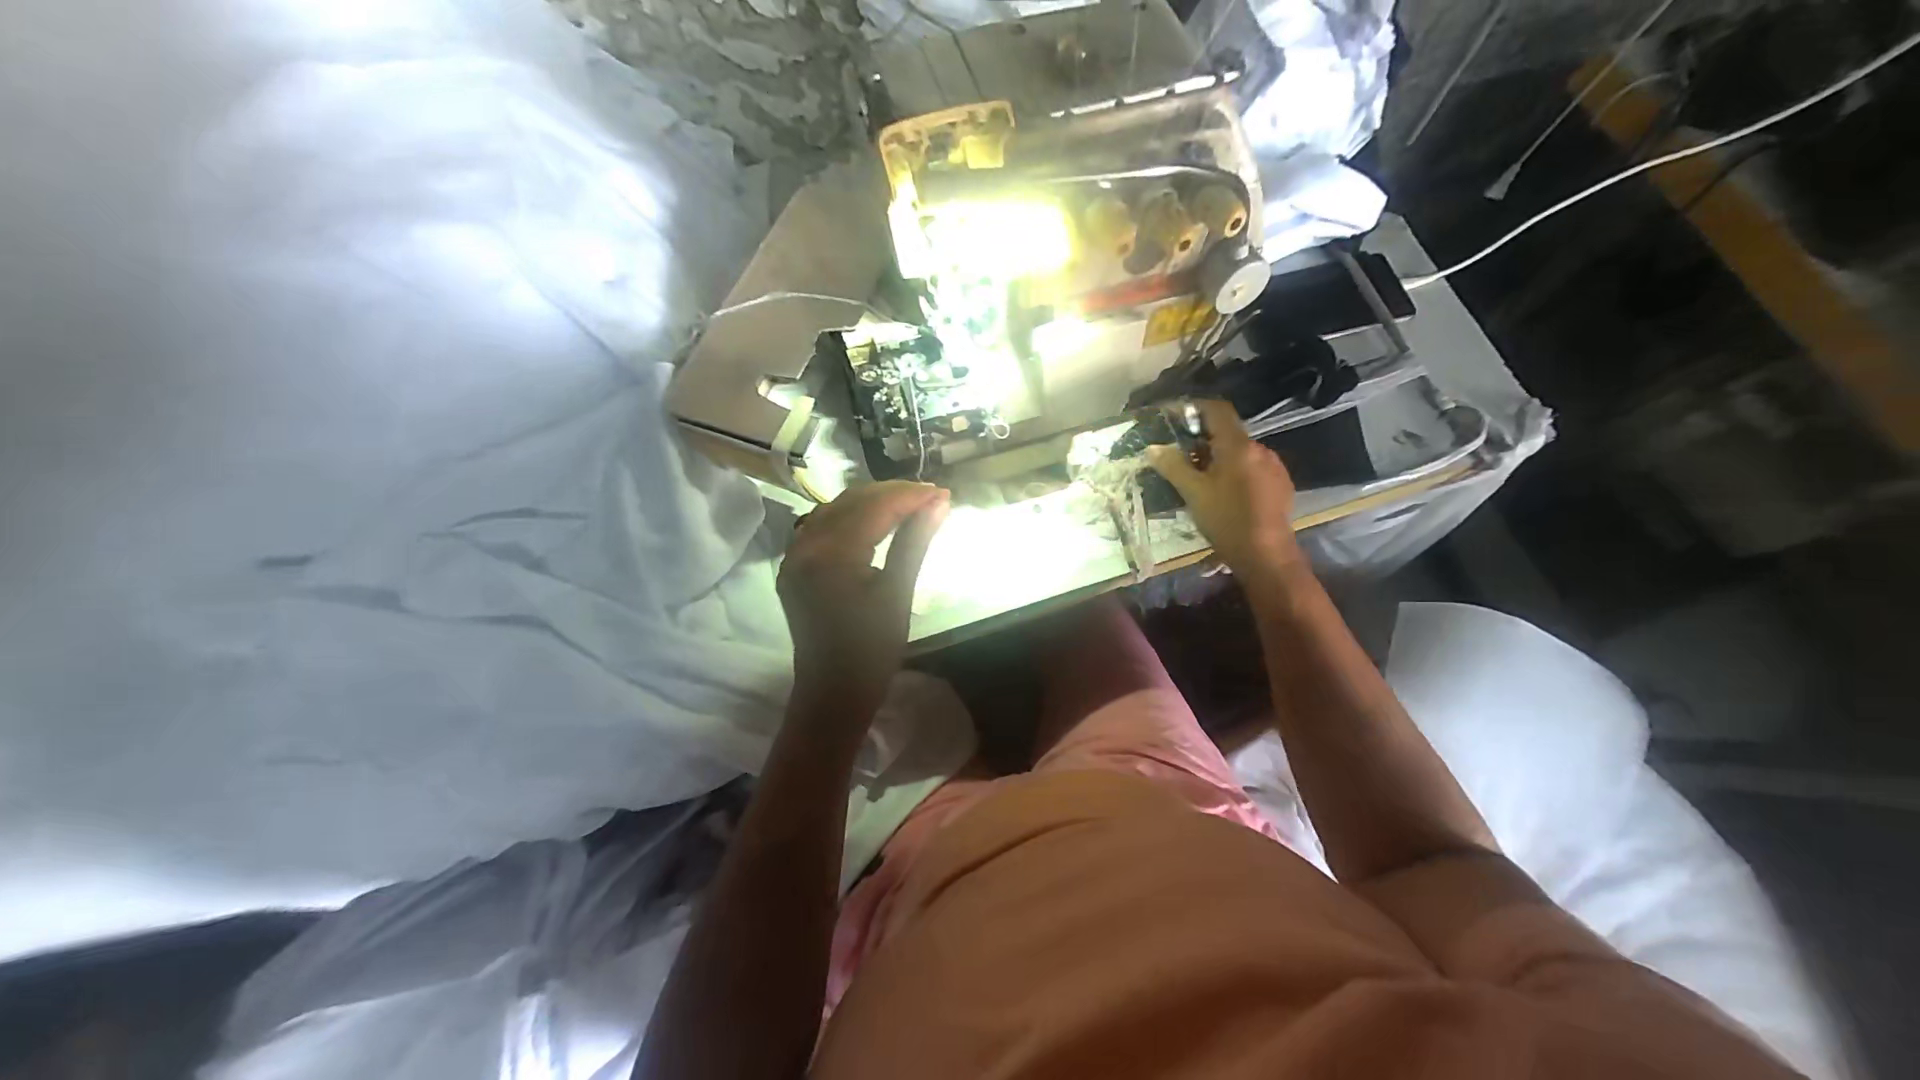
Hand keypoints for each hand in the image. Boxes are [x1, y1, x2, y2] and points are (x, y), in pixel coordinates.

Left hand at [778, 480, 949, 706]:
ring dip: (872, 502)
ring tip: (910, 505)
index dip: (910, 496)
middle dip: (892, 494)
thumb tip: (938, 503)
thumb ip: (914, 542)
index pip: (874, 508)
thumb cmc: (872, 651)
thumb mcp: (898, 594)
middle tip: (931, 497)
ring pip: (836, 510)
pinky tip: (875, 522)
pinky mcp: (794, 567)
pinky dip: (851, 518)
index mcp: (831, 555)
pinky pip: (823, 528)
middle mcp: (805, 546)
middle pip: (852, 501)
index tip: (943, 493)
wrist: (832, 694)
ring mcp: (794, 556)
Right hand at [1146, 399, 1301, 575]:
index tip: (1175, 417)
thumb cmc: (1225, 520)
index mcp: (1238, 446)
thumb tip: (1153, 448)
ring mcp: (1273, 466)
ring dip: (1219, 459)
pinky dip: (1235, 472)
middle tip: (1180, 458)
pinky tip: (1225, 494)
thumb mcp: (1193, 493)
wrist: (1266, 554)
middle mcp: (1260, 449)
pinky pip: (1253, 468)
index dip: (1195, 408)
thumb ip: (1173, 466)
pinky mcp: (1280, 484)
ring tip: (1200, 480)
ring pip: (1240, 453)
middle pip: (1228, 433)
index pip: (1217, 410)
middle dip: (1203, 441)